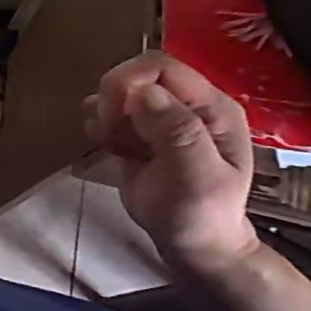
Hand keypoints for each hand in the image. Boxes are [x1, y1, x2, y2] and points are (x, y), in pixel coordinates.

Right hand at [84, 51, 260, 278]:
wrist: (194, 244)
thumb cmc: (200, 214)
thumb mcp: (196, 177)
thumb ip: (176, 132)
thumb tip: (141, 91)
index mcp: (210, 107)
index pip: (160, 67)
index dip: (128, 81)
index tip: (111, 114)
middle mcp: (185, 105)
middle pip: (133, 75)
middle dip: (111, 101)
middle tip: (109, 136)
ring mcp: (161, 117)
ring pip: (116, 93)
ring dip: (104, 116)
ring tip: (116, 147)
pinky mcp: (138, 132)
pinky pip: (107, 112)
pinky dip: (100, 127)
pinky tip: (113, 150)